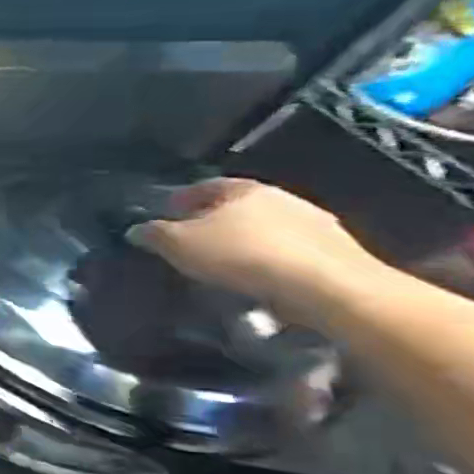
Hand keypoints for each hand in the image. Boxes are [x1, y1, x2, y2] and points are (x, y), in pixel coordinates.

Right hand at [126, 177, 382, 322]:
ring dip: (244, 241)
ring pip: (265, 228)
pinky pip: (288, 250)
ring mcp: (316, 224)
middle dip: (212, 220)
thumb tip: (137, 230)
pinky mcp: (336, 252)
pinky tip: (256, 277)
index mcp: (244, 189)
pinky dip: (269, 259)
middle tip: (189, 239)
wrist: (330, 288)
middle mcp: (282, 198)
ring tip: (222, 262)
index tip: (164, 214)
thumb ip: (153, 234)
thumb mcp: (177, 244)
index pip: (204, 185)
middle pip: (237, 206)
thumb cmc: (242, 255)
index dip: (180, 198)